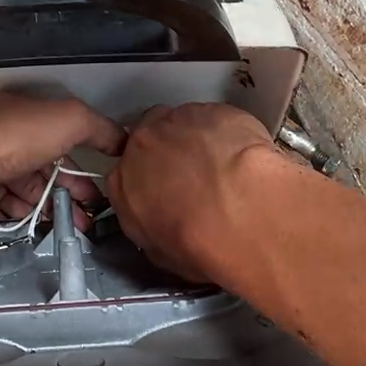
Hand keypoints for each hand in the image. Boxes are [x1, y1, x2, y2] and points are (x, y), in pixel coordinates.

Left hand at [0, 92, 123, 230]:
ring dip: (51, 207)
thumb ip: (99, 128)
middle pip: (44, 165)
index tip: (104, 182)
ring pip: (26, 190)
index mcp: (23, 111)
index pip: (59, 133)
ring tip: (73, 228)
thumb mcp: (69, 119)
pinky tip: (41, 228)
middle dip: (70, 189)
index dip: (83, 156)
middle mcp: (2, 135)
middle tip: (92, 214)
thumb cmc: (13, 137)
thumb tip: (123, 140)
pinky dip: (24, 217)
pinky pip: (6, 208)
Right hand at [106, 103, 283, 281]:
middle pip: (151, 138)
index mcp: (123, 180)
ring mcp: (179, 121)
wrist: (241, 213)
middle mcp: (144, 143)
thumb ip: (150, 228)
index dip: (147, 182)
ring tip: (224, 170)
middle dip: (169, 154)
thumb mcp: (161, 254)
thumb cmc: (200, 237)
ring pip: (184, 123)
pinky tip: (243, 158)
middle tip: (195, 179)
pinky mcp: (214, 111)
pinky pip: (217, 119)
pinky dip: (228, 134)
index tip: (163, 192)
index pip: (126, 175)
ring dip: (198, 141)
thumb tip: (161, 228)